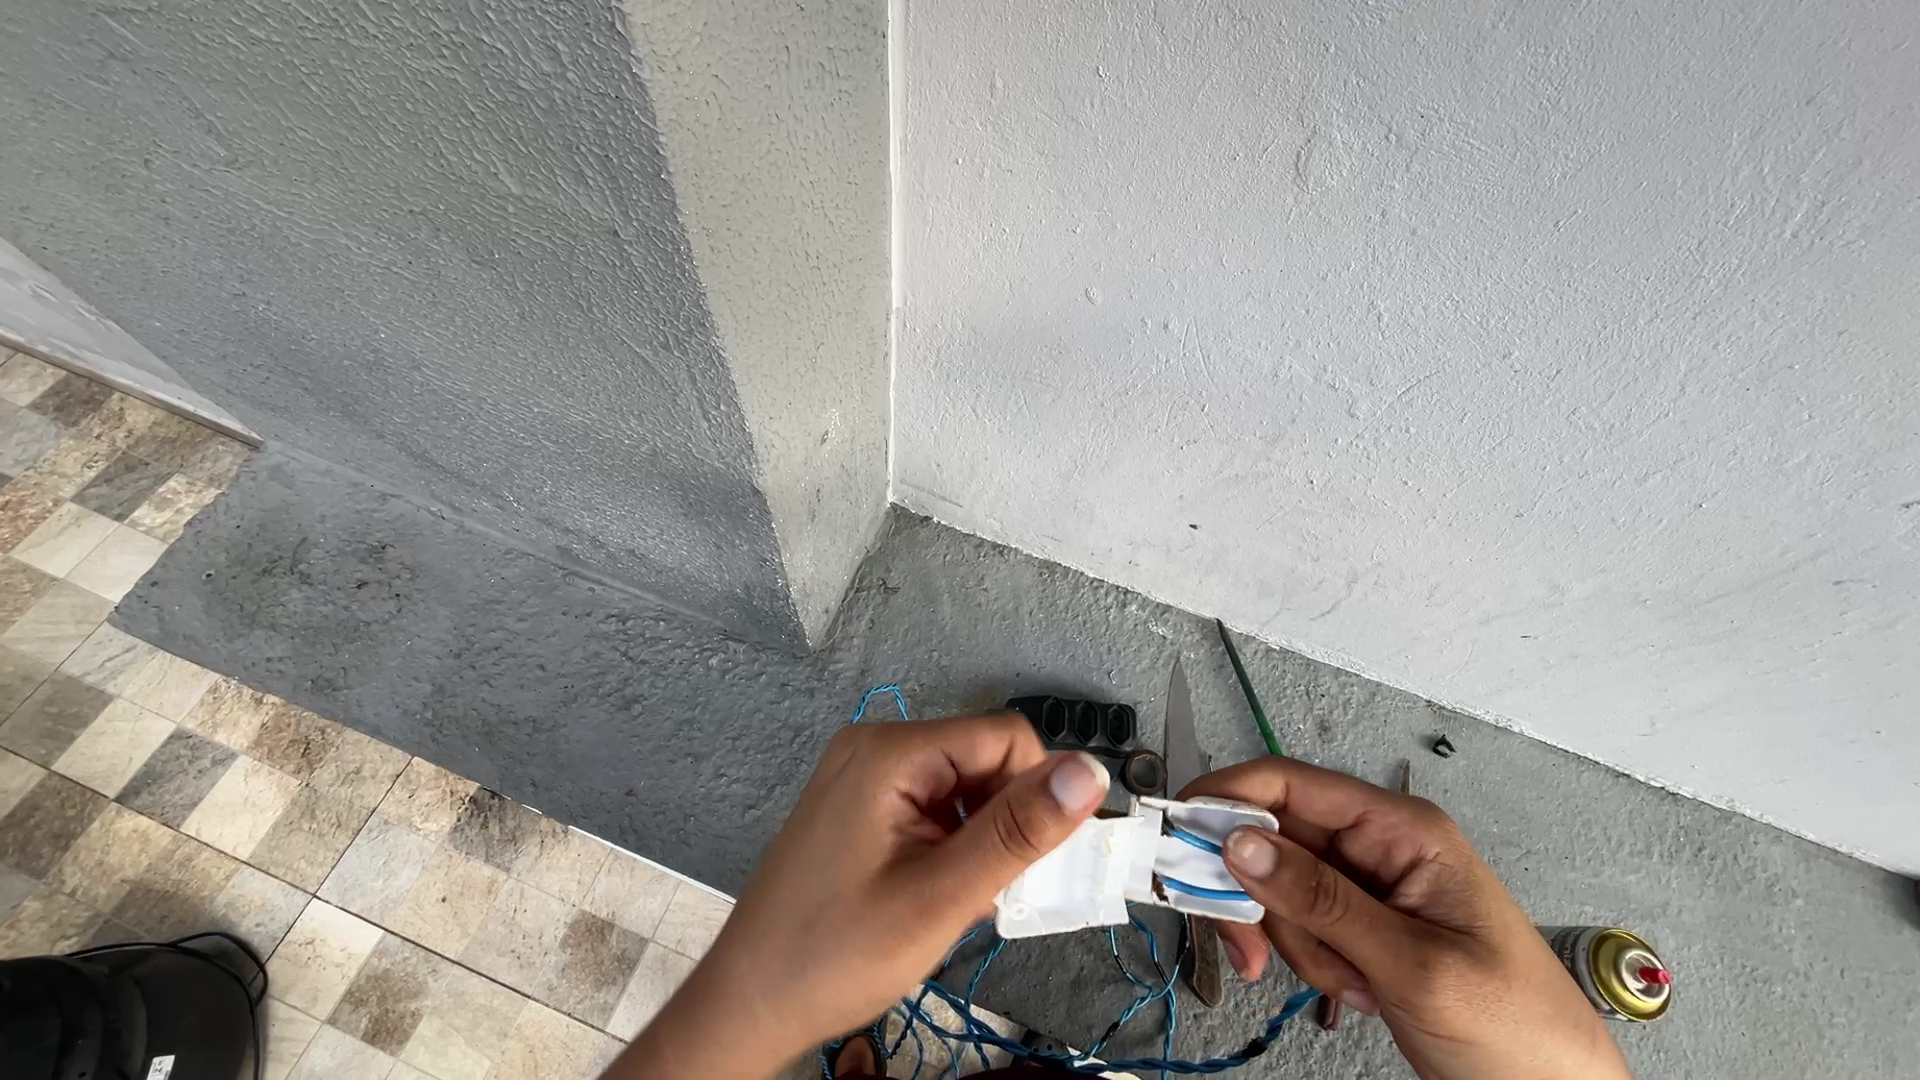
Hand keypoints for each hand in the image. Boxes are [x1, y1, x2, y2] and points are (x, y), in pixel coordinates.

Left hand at [610, 715, 1109, 1077]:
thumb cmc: (839, 953)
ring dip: (980, 835)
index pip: (1005, 736)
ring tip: (959, 896)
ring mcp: (863, 772)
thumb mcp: (941, 897)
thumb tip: (1092, 770)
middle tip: (991, 889)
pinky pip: (932, 802)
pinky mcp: (861, 801)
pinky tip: (937, 887)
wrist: (749, 1003)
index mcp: (892, 750)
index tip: (1028, 860)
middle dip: (1004, 818)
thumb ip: (1018, 831)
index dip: (1034, 792)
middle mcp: (876, 744)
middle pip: (982, 757)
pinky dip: (952, 840)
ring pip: (962, 783)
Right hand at [1181, 757, 1631, 1079]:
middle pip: (1271, 835)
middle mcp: (1373, 842)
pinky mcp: (1352, 919)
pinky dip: (1303, 954)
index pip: (1290, 782)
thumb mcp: (1414, 963)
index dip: (1228, 796)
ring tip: (1343, 984)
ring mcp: (1361, 882)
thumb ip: (1320, 899)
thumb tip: (1237, 842)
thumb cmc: (1514, 1027)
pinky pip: (1294, 918)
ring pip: (1274, 882)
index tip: (1178, 831)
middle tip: (1250, 949)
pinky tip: (1350, 989)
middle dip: (1258, 894)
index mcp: (1399, 827)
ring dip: (1289, 937)